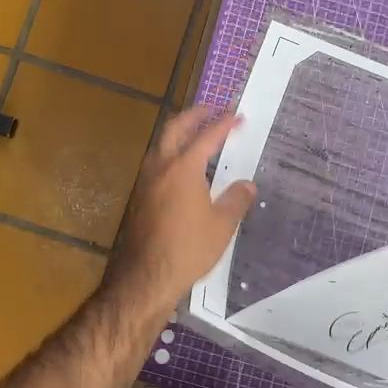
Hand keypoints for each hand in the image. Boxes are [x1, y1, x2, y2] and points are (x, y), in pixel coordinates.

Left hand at [104, 106, 257, 313]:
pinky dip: (172, 154)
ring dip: (179, 134)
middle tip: (211, 110)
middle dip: (194, 115)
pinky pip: (157, 164)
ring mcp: (146, 182)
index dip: (224, 124)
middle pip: (175, 129)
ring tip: (197, 135)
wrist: (146, 277)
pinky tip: (183, 169)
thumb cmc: (188, 249)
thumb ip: (236, 200)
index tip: (238, 116)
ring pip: (161, 145)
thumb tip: (247, 185)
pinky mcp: (140, 198)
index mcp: (183, 168)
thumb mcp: (222, 225)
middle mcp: (160, 167)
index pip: (206, 136)